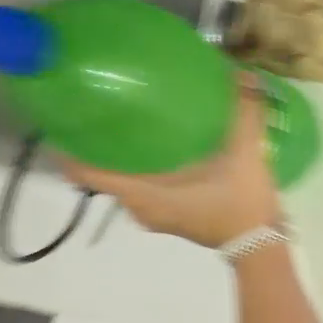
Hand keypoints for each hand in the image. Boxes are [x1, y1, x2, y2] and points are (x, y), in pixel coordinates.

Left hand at [63, 75, 281, 248]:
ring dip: (122, 161)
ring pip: (123, 184)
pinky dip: (143, 173)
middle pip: (101, 175)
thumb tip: (244, 74)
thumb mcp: (246, 156)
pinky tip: (164, 154)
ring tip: (132, 127)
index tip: (61, 119)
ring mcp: (154, 217)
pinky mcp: (171, 219)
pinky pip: (142, 192)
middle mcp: (139, 208)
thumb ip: (243, 115)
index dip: (66, 148)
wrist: (261, 248)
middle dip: (98, 147)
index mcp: (142, 193)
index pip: (84, 172)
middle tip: (104, 112)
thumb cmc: (242, 205)